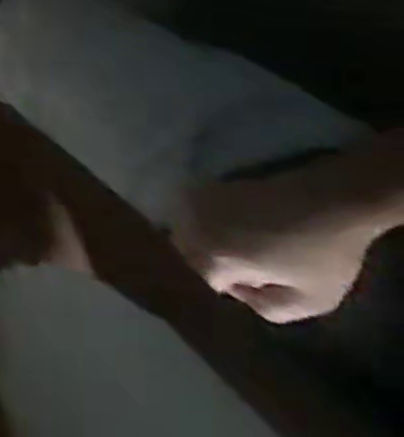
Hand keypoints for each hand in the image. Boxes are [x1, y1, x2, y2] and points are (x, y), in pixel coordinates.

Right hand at [171, 173, 376, 322]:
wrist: (321, 205)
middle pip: (185, 255)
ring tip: (239, 243)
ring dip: (204, 242)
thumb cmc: (318, 254)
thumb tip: (239, 295)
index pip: (204, 281)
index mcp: (212, 258)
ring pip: (181, 233)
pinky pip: (185, 215)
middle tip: (250, 266)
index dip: (233, 287)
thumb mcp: (314, 299)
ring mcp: (186, 207)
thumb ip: (269, 309)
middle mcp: (187, 230)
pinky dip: (201, 223)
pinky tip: (231, 223)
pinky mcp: (192, 192)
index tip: (262, 284)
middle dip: (211, 263)